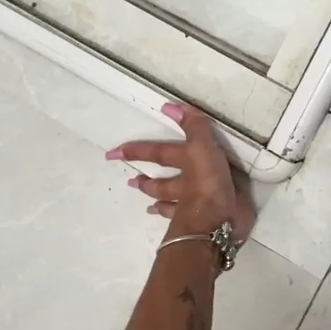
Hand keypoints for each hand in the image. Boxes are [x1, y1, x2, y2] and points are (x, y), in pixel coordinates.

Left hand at [109, 103, 255, 242]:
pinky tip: (174, 220)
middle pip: (161, 183)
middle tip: (132, 182)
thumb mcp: (203, 148)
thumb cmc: (207, 184)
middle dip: (147, 182)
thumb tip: (168, 105)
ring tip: (149, 204)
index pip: (157, 153)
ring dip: (159, 201)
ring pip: (170, 202)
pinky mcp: (204, 222)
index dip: (138, 150)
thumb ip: (194, 126)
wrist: (218, 224)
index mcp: (184, 164)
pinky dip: (176, 218)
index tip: (113, 154)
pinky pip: (185, 219)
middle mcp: (184, 186)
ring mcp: (191, 206)